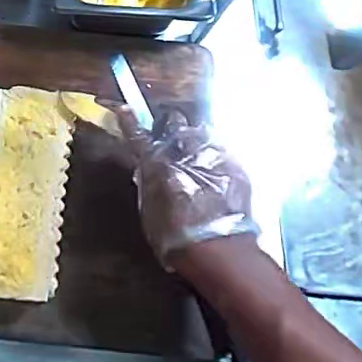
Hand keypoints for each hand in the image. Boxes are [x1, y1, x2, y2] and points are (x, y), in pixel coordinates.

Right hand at [114, 106, 257, 266]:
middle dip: (172, 129)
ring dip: (197, 144)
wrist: (221, 252)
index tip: (125, 110)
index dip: (129, 121)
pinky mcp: (236, 165)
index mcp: (156, 161)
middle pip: (175, 121)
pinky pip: (223, 153)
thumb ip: (148, 185)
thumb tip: (148, 173)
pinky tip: (218, 179)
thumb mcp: (150, 213)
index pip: (137, 133)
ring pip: (202, 135)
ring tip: (199, 163)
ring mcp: (213, 153)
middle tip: (172, 145)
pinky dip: (217, 161)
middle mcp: (184, 149)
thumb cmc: (176, 239)